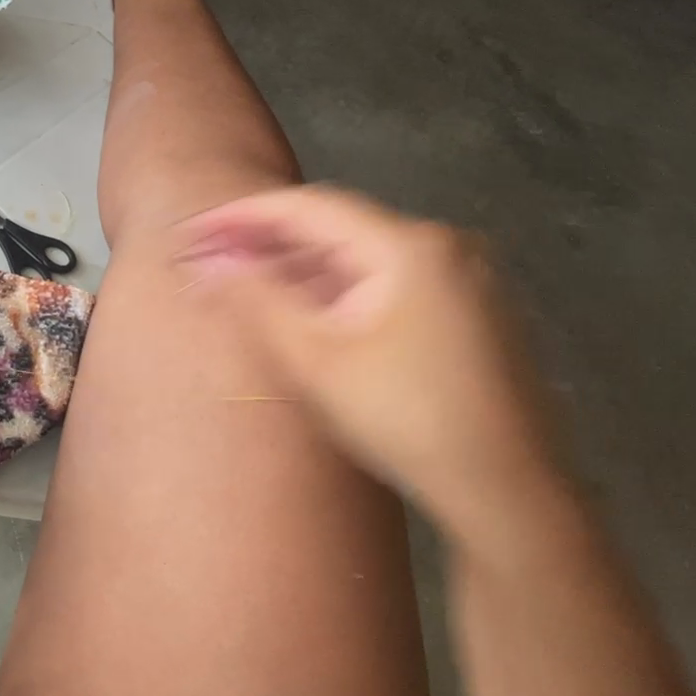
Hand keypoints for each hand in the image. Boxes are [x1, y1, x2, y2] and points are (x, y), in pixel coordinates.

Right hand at [181, 185, 556, 518]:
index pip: (307, 207)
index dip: (241, 214)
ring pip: (357, 254)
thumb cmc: (402, 417)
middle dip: (264, 239)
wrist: (505, 488)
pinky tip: (298, 306)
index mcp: (407, 247)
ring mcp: (460, 277)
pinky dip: (331, 285)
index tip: (191, 231)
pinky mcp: (464, 308)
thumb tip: (207, 260)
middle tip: (207, 256)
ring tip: (240, 281)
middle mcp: (440, 246)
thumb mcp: (312, 357)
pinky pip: (381, 278)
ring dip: (295, 264)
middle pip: (334, 226)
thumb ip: (254, 297)